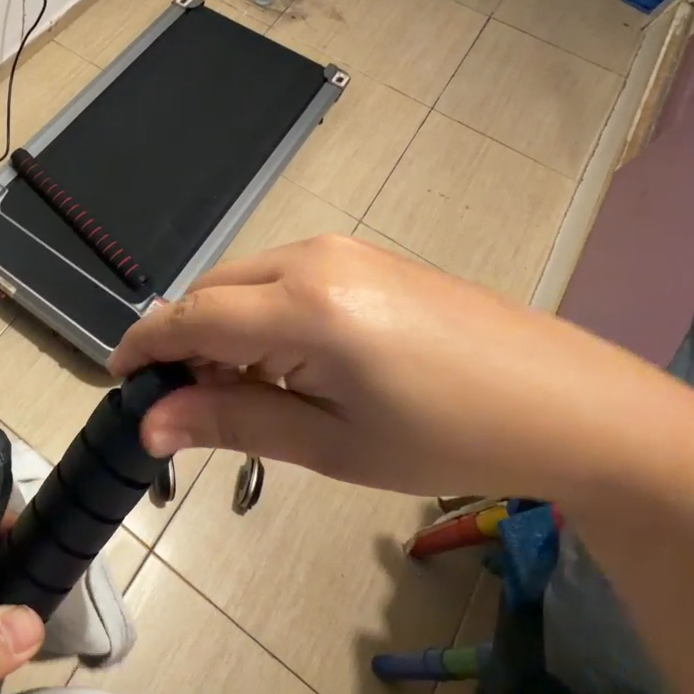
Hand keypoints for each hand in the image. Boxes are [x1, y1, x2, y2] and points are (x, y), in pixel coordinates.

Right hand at [109, 233, 690, 500]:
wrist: (573, 406)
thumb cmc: (450, 438)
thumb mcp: (333, 443)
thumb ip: (233, 421)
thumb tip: (150, 425)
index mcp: (304, 307)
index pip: (191, 317)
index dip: (146, 346)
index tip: (119, 380)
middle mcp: (311, 258)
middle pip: (210, 291)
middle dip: (183, 339)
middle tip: (187, 399)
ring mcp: (339, 249)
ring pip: (240, 279)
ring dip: (220, 325)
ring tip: (241, 386)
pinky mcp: (360, 255)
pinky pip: (277, 275)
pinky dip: (256, 313)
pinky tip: (284, 358)